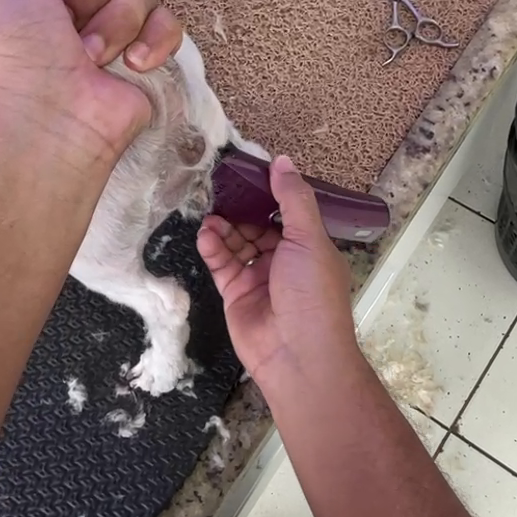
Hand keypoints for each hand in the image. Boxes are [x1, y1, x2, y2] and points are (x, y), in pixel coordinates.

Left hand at [0, 0, 183, 166]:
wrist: (46, 118)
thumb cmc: (8, 47)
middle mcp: (70, 2)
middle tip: (62, 23)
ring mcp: (112, 29)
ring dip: (112, 21)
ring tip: (88, 56)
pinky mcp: (146, 54)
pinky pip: (169, 21)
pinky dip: (153, 41)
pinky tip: (130, 65)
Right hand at [197, 156, 358, 382]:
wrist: (297, 355)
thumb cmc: (311, 293)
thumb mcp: (308, 239)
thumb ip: (292, 199)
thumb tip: (282, 161)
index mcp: (308, 246)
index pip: (286, 212)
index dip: (268, 193)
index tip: (247, 172)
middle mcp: (284, 260)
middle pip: (257, 226)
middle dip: (240, 210)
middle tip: (219, 190)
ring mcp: (258, 277)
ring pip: (236, 243)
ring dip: (223, 228)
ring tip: (210, 216)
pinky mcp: (235, 293)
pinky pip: (221, 264)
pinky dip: (212, 248)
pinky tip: (205, 235)